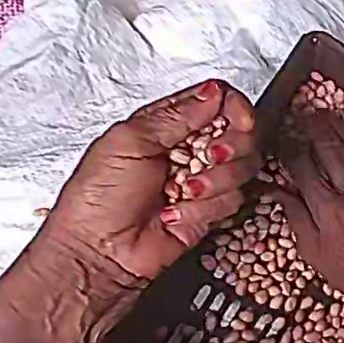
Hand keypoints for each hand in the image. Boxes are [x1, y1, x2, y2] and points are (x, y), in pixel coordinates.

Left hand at [0, 81, 259, 342]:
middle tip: (207, 157)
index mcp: (168, 124)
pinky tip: (179, 212)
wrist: (102, 250)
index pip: (219, 101)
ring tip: (182, 191)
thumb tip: (214, 93)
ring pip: (244, 167)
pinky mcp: (214, 209)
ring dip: (215, 180)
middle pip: (242, 133)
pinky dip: (207, 207)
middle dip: (230, 147)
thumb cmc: (99, 198)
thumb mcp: (129, 140)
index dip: (235, 108)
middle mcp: (192, 149)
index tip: (237, 120)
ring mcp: (206, 179)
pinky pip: (235, 199)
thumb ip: (176, 115)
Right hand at [275, 110, 343, 305]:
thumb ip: (295, 216)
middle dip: (313, 126)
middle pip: (329, 147)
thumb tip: (277, 191)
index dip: (288, 147)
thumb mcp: (311, 250)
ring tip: (329, 114)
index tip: (280, 137)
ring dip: (342, 127)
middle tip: (302, 112)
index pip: (302, 165)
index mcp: (327, 207)